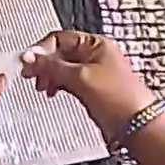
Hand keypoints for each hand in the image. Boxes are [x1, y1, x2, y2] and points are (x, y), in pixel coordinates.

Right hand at [20, 30, 158, 136]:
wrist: (136, 126)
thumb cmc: (117, 98)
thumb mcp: (80, 77)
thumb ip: (52, 65)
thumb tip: (28, 56)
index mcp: (96, 44)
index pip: (59, 39)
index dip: (42, 50)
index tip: (28, 63)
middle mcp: (94, 55)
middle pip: (59, 53)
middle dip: (43, 64)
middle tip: (29, 75)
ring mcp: (92, 72)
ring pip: (61, 68)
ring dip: (48, 76)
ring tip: (41, 87)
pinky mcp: (90, 87)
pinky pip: (67, 80)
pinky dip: (57, 85)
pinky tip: (51, 92)